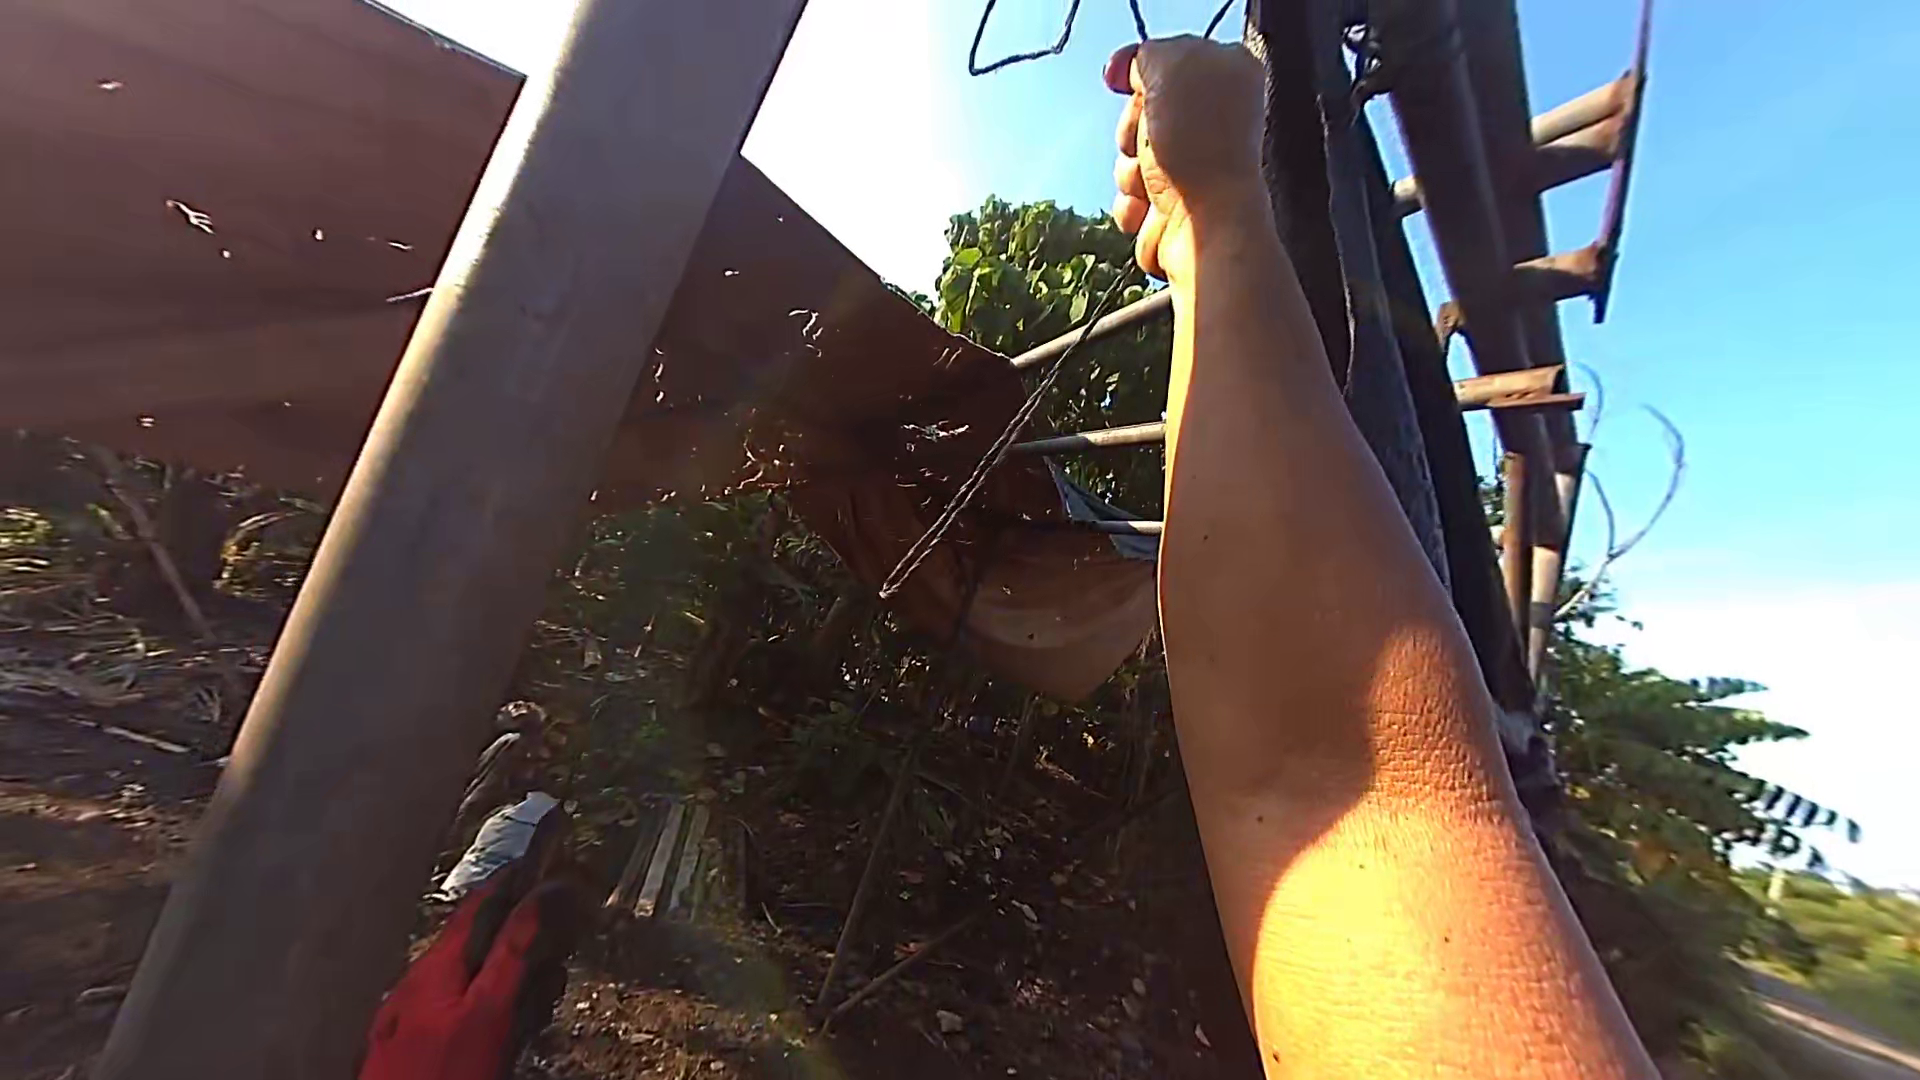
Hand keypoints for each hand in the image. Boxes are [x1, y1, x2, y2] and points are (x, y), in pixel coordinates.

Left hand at [360, 873, 580, 1079]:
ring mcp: (416, 1011)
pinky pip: (470, 1000)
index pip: (483, 897)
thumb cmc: (442, 1078)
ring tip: (539, 1000)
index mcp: (437, 964)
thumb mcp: (490, 1010)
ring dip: (518, 974)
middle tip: (562, 945)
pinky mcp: (420, 1038)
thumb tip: (545, 890)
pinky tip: (515, 1024)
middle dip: (529, 934)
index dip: (521, 875)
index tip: (557, 862)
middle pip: (486, 933)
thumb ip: (516, 948)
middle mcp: (422, 980)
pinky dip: (500, 1000)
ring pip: (482, 968)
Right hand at [1105, 37, 1264, 283]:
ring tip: (1154, 186)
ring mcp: (1188, 168)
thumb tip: (1125, 65)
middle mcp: (1208, 121)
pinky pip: (1130, 201)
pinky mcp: (1169, 207)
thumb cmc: (1198, 150)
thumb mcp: (1172, 71)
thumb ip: (1147, 56)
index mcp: (1223, 76)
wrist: (1202, 225)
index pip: (1161, 63)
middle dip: (1130, 134)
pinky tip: (1149, 210)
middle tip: (1149, 145)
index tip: (1118, 82)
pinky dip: (1131, 207)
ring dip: (1130, 175)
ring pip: (1129, 162)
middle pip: (1138, 117)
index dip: (1136, 76)